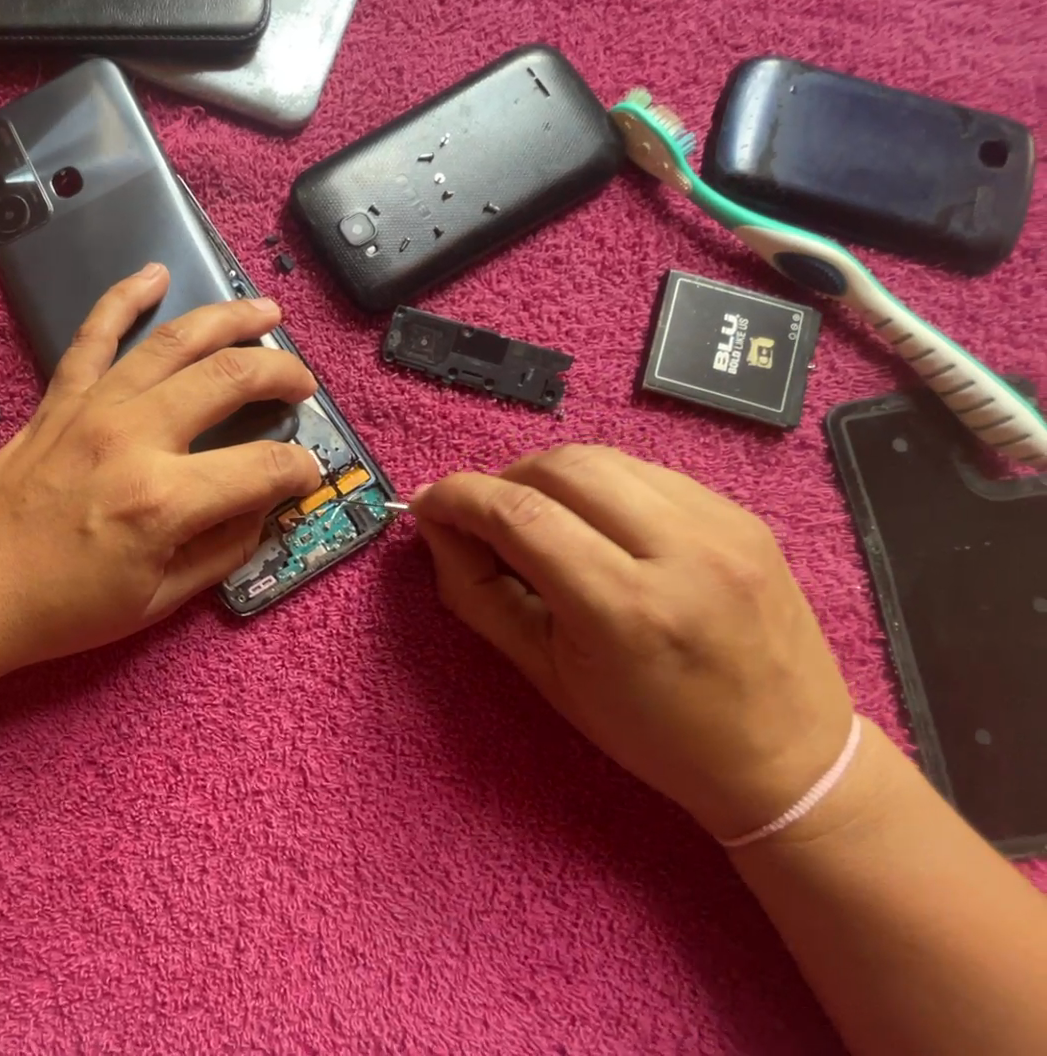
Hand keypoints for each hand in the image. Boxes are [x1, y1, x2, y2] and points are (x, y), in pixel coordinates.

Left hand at [0, 264, 321, 682]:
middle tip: (304, 383)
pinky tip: (153, 274)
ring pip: (174, 342)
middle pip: (230, 379)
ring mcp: (91, 410)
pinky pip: (93, 334)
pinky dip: (124, 298)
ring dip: (229, 319)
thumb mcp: (156, 602)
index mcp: (165, 501)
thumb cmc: (62, 610)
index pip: (263, 468)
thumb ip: (222, 551)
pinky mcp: (56, 400)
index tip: (306, 473)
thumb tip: (264, 509)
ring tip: (267, 312)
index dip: (299, 469)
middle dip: (283, 374)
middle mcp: (134, 438)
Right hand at [412, 445, 855, 840]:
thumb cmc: (649, 731)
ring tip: (533, 520)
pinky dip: (595, 486)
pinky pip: (644, 472)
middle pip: (560, 467)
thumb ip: (478, 592)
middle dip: (500, 480)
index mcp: (625, 608)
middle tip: (481, 520)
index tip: (427, 505)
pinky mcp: (743, 515)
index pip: (520, 515)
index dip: (458, 497)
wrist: (787, 756)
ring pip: (603, 458)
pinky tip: (590, 525)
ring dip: (545, 477)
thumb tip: (438, 528)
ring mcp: (724, 525)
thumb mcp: (542, 672)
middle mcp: (682, 550)